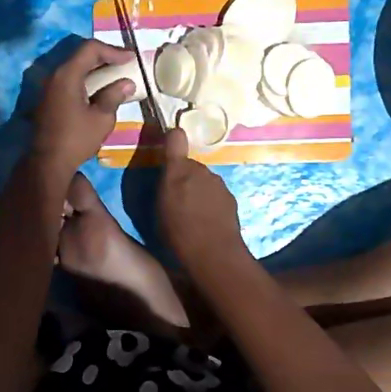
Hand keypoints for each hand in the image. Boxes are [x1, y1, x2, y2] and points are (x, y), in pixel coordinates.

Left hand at [30, 40, 133, 183]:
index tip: (130, 59)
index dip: (112, 50)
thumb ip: (114, 96)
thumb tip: (127, 83)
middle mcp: (54, 76)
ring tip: (115, 75)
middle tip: (124, 63)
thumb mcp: (101, 118)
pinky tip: (99, 90)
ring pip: (74, 68)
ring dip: (95, 69)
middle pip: (80, 55)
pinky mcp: (48, 99)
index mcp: (67, 75)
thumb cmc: (76, 139)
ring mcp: (48, 87)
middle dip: (104, 57)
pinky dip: (85, 79)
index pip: (90, 49)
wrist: (48, 162)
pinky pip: (69, 80)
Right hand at [158, 127, 250, 271]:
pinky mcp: (230, 199)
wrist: (213, 253)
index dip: (173, 138)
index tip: (170, 141)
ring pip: (204, 180)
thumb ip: (164, 183)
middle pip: (191, 166)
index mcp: (178, 171)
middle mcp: (201, 170)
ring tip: (191, 214)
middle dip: (184, 176)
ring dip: (198, 190)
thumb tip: (169, 174)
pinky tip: (206, 221)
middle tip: (176, 198)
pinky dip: (210, 202)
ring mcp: (218, 184)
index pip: (176, 139)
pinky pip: (215, 194)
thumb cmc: (177, 232)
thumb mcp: (160, 208)